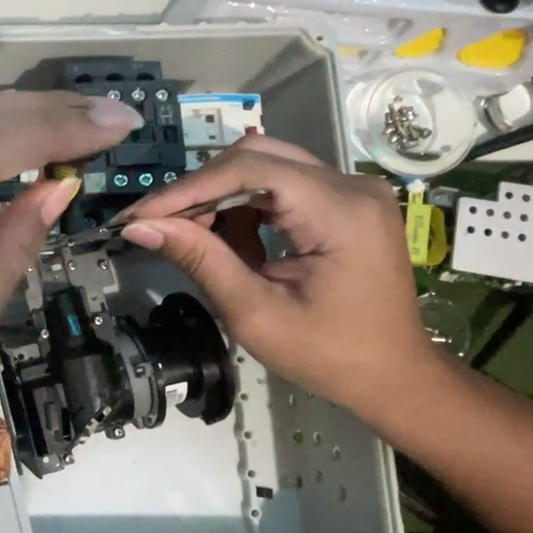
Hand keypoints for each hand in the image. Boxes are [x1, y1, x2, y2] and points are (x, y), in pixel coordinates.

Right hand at [118, 136, 436, 412]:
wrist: (393, 375)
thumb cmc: (329, 355)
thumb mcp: (255, 313)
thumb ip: (201, 261)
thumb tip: (141, 228)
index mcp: (340, 211)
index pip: (249, 170)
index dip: (187, 189)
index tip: (138, 216)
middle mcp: (351, 185)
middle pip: (255, 157)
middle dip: (199, 190)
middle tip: (157, 226)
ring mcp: (350, 189)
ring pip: (263, 166)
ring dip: (218, 198)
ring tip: (189, 238)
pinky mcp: (343, 201)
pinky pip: (279, 185)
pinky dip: (242, 207)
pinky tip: (230, 244)